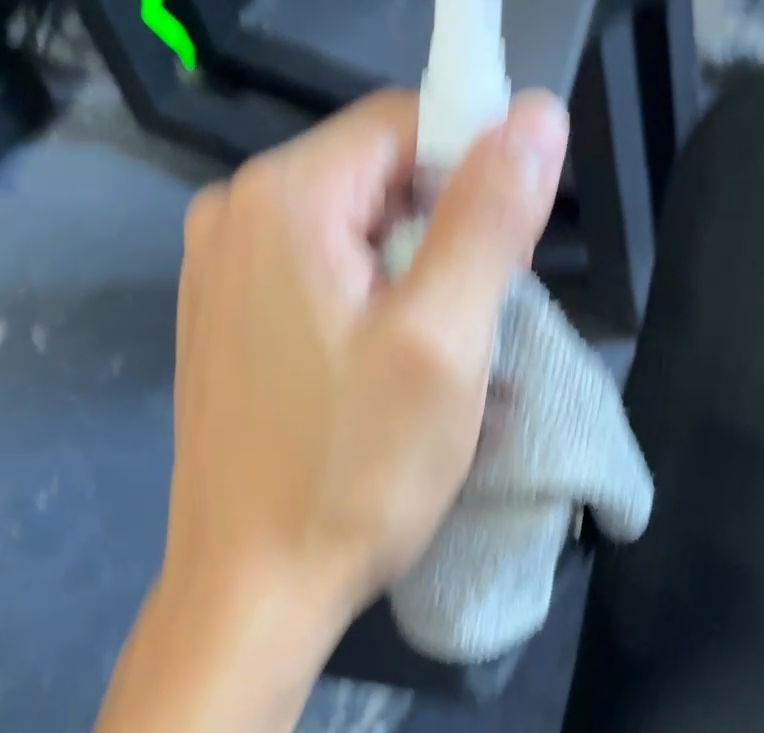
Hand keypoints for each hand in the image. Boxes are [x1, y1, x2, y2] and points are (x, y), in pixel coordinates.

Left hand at [165, 88, 568, 626]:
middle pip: (383, 182)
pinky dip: (381, 318)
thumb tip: (540, 118)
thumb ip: (489, 223)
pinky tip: (395, 387)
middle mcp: (236, 216)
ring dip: (424, 290)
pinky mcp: (233, 327)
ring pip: (362, 240)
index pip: (408, 124)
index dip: (480, 173)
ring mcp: (223, 275)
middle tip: (477, 338)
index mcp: (284, 200)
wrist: (258, 583)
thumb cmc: (358, 469)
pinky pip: (328, 286)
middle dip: (452, 244)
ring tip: (442, 372)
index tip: (513, 265)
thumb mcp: (443, 343)